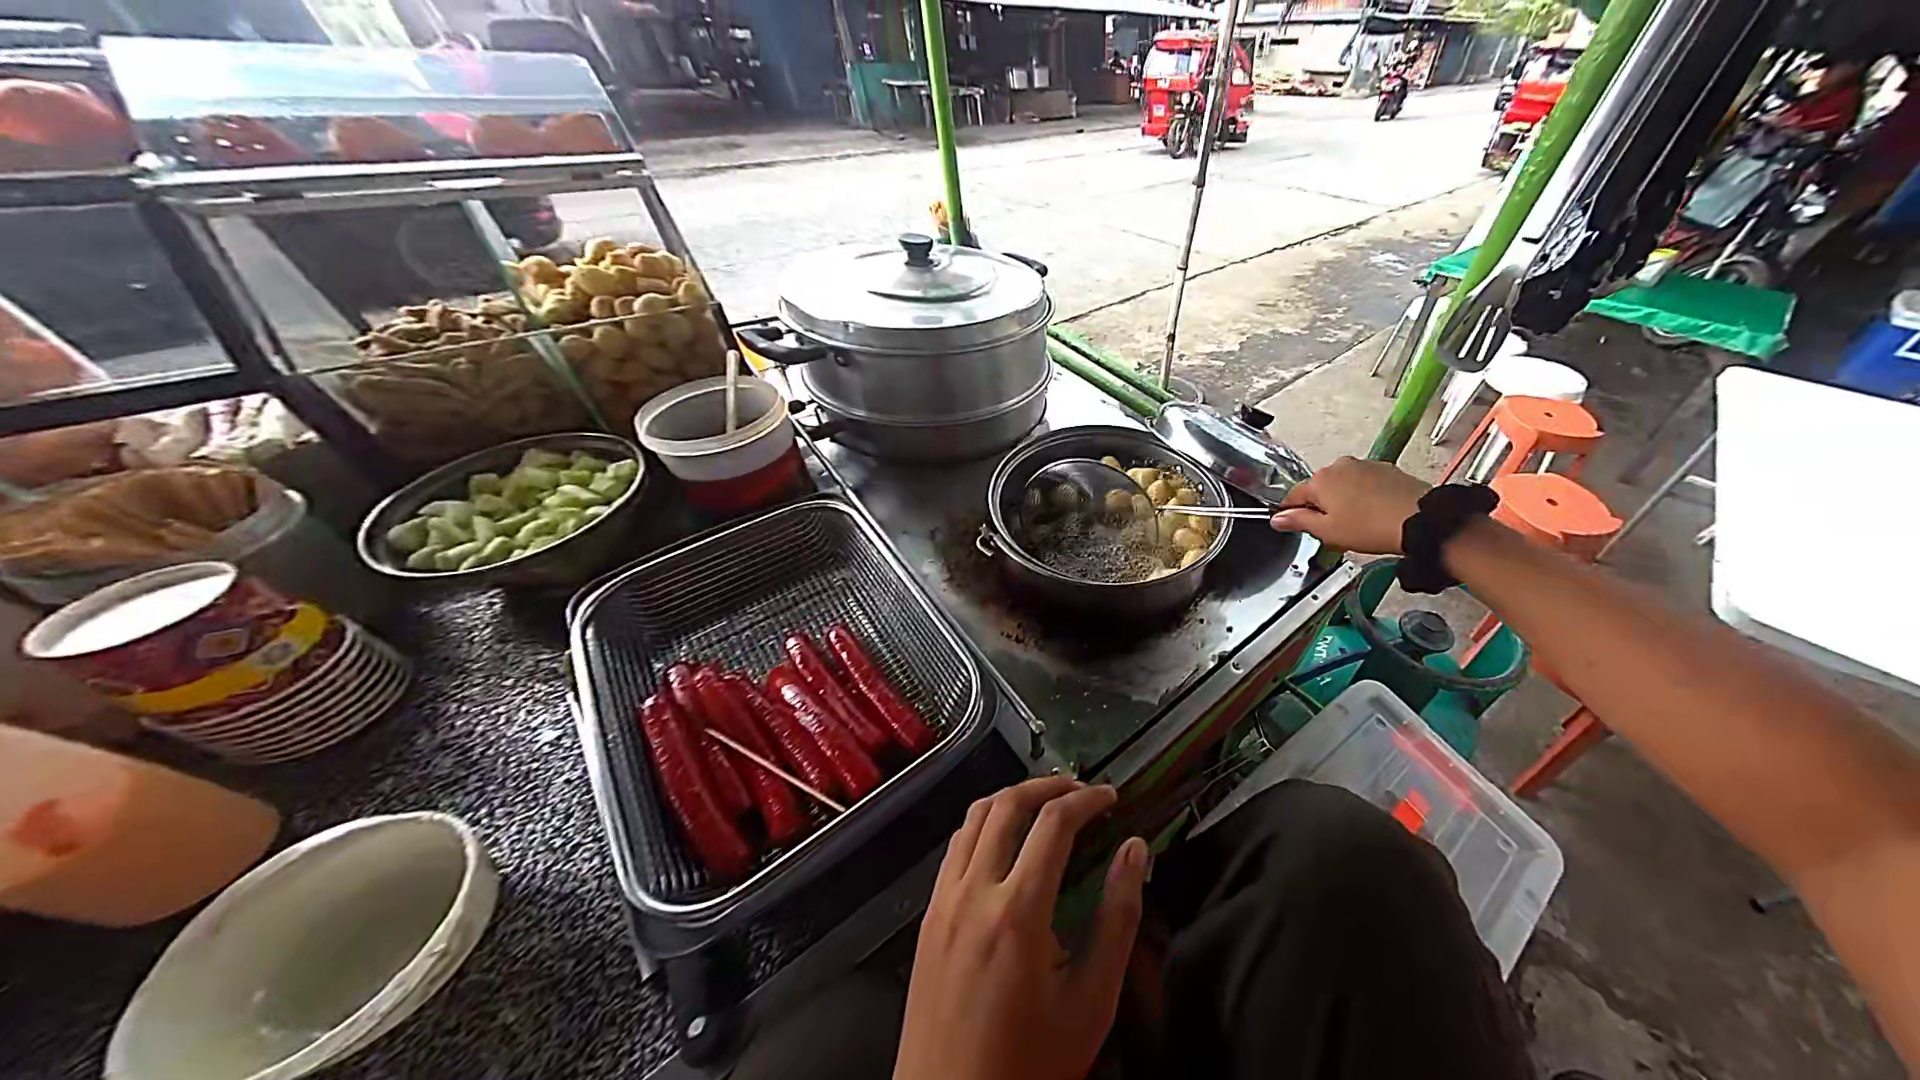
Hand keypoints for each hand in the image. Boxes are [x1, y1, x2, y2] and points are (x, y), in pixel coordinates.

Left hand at [893, 776, 1148, 1079]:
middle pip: (1007, 805)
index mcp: (1017, 911)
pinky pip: (956, 846)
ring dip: (1012, 797)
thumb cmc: (1029, 1063)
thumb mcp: (1092, 1001)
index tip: (1110, 796)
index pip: (1053, 823)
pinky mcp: (928, 913)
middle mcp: (973, 891)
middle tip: (1080, 789)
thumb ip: (1118, 919)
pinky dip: (984, 824)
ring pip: (974, 817)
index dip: (1086, 800)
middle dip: (1047, 785)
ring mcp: (943, 899)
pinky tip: (1005, 840)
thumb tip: (1135, 852)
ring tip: (1046, 802)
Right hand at [1269, 455, 1429, 554]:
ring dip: (1343, 501)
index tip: (1296, 525)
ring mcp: (1364, 465)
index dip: (1292, 514)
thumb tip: (1278, 518)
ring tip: (1357, 524)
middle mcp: (1339, 466)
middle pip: (1318, 489)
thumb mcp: (1326, 531)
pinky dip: (1363, 496)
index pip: (1293, 496)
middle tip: (1333, 530)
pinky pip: (1363, 482)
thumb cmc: (1373, 526)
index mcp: (1319, 480)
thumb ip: (1298, 522)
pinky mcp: (1385, 469)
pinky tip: (1372, 514)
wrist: (1420, 520)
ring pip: (1341, 485)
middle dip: (1321, 507)